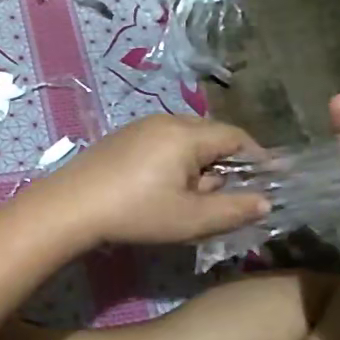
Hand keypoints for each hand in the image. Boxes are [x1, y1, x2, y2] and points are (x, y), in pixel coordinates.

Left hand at [30, 113, 269, 248]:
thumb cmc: (135, 212)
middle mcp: (162, 121)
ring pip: (183, 139)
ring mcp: (136, 127)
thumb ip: (235, 209)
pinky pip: (158, 142)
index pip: (237, 137)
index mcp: (185, 134)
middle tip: (222, 195)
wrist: (69, 206)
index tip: (269, 181)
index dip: (258, 159)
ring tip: (188, 197)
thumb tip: (264, 200)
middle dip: (223, 162)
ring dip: (195, 163)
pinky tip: (159, 189)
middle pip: (209, 135)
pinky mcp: (117, 139)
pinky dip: (171, 160)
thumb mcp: (193, 219)